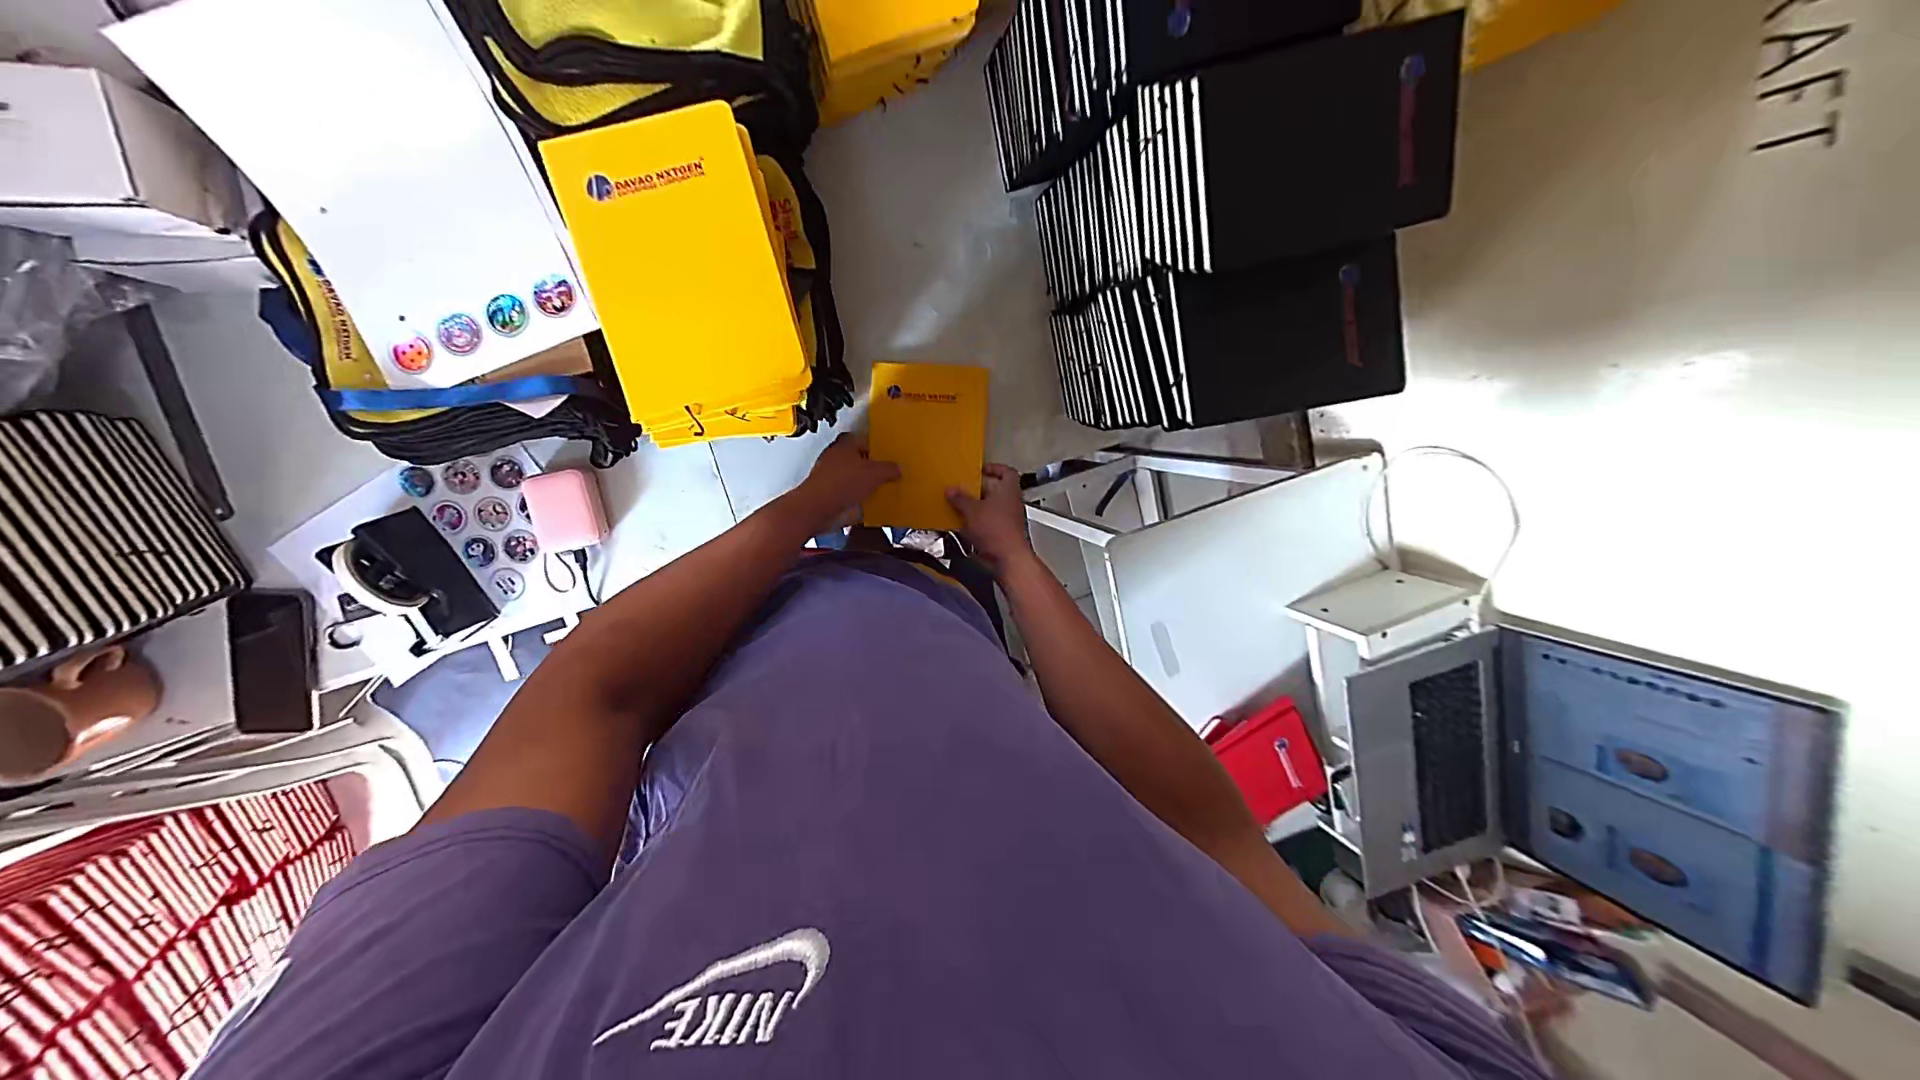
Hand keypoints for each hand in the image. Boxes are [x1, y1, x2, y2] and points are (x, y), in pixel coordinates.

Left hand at [780, 434, 901, 537]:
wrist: (818, 509)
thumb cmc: (840, 484)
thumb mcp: (875, 474)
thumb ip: (889, 469)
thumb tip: (897, 469)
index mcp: (845, 445)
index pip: (861, 438)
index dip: (874, 446)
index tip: (885, 453)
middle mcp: (835, 458)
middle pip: (856, 458)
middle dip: (870, 466)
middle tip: (885, 472)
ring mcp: (830, 477)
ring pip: (851, 476)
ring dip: (863, 483)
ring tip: (879, 489)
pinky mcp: (828, 494)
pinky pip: (847, 494)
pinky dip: (857, 498)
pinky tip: (867, 503)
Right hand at [947, 464, 1033, 575]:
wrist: (1007, 558)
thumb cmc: (996, 529)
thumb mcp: (971, 510)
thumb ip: (960, 498)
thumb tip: (951, 490)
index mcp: (1009, 489)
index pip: (1006, 471)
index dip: (993, 468)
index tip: (980, 469)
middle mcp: (1012, 502)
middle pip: (996, 489)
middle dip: (978, 489)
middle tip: (962, 489)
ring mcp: (1009, 518)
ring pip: (992, 507)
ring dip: (977, 506)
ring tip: (959, 506)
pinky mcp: (1004, 533)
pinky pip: (989, 522)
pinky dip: (978, 522)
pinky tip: (964, 525)